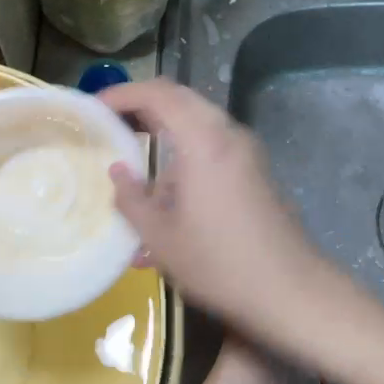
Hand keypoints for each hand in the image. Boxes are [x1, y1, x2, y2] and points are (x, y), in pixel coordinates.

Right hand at [96, 80, 325, 338]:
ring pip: (198, 124)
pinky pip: (213, 146)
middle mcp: (229, 134)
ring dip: (165, 134)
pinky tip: (166, 197)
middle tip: (109, 123)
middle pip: (180, 101)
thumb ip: (132, 199)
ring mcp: (247, 152)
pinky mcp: (255, 171)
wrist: (289, 290)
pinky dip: (185, 155)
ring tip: (133, 165)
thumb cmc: (219, 263)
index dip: (123, 93)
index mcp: (204, 140)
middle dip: (142, 107)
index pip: (159, 94)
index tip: (93, 107)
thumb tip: (117, 172)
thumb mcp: (161, 237)